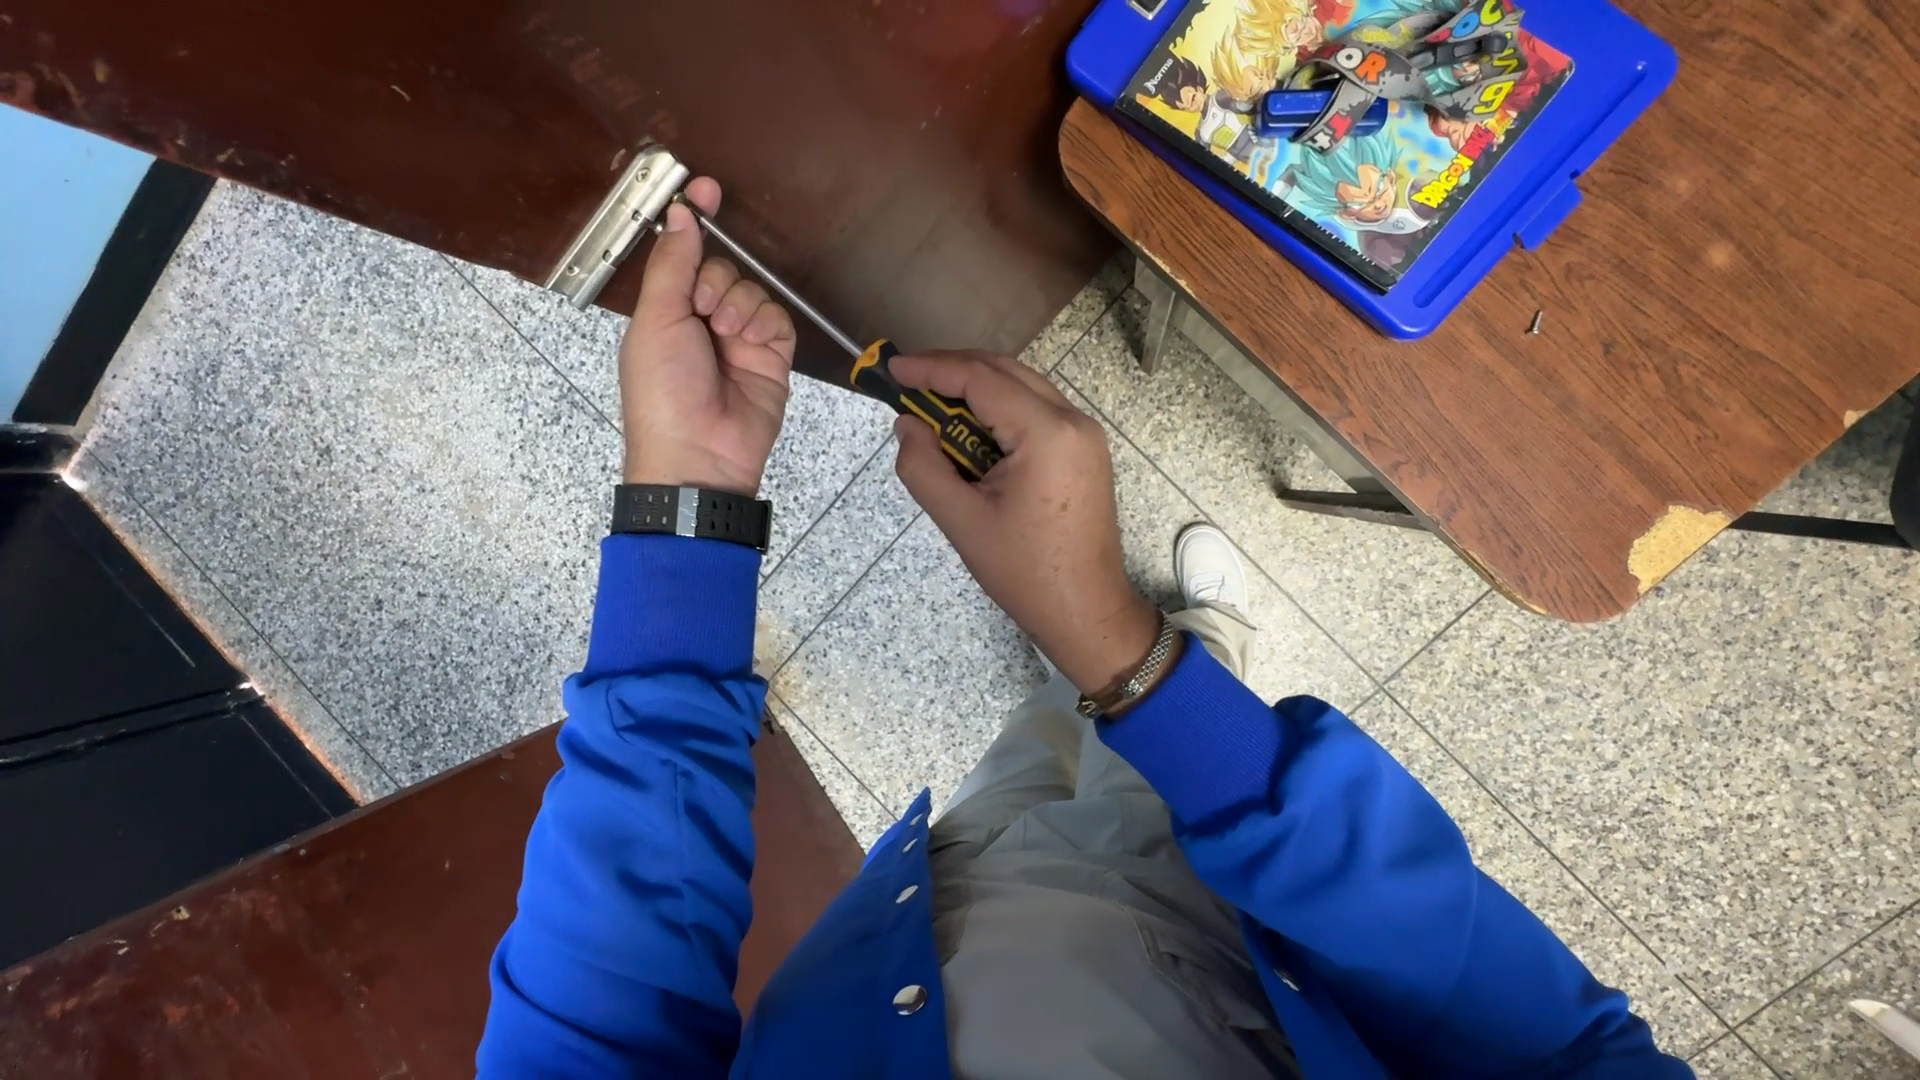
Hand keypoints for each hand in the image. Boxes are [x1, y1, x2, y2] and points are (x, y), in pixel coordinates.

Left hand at [619, 177, 795, 494]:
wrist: (701, 452)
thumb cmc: (664, 391)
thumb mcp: (656, 321)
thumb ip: (672, 266)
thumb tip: (679, 216)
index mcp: (667, 312)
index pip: (685, 256)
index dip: (695, 223)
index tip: (707, 189)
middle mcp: (703, 321)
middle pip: (722, 269)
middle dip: (714, 281)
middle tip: (703, 310)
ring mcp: (740, 339)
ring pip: (752, 290)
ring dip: (738, 303)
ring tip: (726, 333)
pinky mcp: (772, 356)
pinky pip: (777, 317)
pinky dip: (764, 321)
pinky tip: (750, 339)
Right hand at [890, 351, 1160, 695]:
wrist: (1087, 610)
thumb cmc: (1024, 573)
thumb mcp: (962, 522)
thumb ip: (924, 467)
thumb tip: (906, 425)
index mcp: (1047, 434)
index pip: (982, 379)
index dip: (933, 368)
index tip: (893, 368)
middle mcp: (1074, 421)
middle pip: (1006, 372)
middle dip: (954, 371)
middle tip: (908, 383)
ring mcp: (1086, 435)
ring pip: (1024, 389)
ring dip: (977, 390)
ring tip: (932, 406)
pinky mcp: (1087, 452)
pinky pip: (1039, 412)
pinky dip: (1001, 412)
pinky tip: (971, 432)